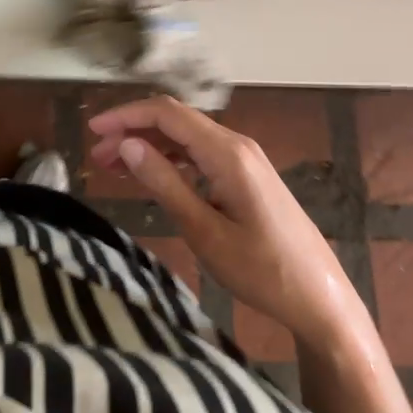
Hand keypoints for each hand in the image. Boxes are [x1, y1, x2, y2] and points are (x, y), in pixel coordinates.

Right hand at [88, 96, 368, 344]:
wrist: (320, 299)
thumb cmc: (262, 270)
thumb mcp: (204, 231)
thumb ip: (164, 183)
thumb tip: (125, 144)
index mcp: (227, 153)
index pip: (167, 113)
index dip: (125, 115)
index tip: (92, 130)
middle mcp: (237, 145)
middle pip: (175, 120)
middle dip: (132, 130)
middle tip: (97, 157)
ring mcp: (245, 159)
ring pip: (186, 136)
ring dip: (149, 145)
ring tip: (114, 167)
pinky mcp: (247, 175)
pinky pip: (200, 153)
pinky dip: (170, 158)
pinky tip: (151, 175)